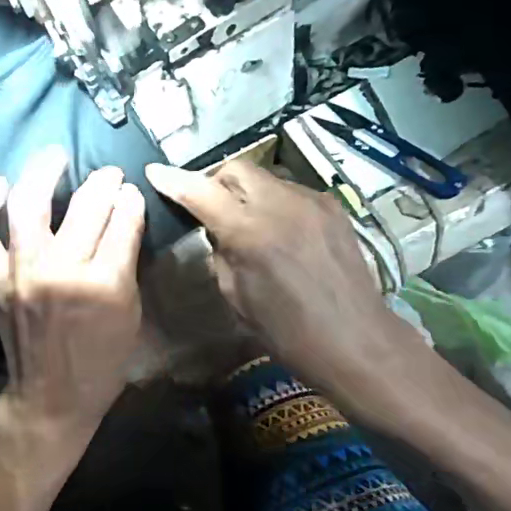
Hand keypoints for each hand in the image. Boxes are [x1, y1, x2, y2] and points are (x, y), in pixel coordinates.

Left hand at [0, 147, 146, 481]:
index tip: (129, 192)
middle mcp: (61, 271)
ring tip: (55, 155)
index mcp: (104, 284)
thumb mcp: (130, 313)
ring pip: (29, 205)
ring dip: (43, 172)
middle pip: (86, 206)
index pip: (122, 219)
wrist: (50, 398)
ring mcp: (21, 273)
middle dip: (103, 182)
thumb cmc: (101, 362)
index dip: (129, 199)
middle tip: (108, 175)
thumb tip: (124, 212)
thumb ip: (127, 261)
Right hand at [143, 159, 411, 379]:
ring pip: (265, 178)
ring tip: (247, 221)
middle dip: (215, 181)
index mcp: (250, 233)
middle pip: (235, 169)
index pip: (201, 190)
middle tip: (209, 206)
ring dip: (247, 193)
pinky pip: (290, 191)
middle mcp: (281, 206)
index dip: (173, 180)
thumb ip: (221, 251)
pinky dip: (274, 203)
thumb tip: (217, 229)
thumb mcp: (236, 295)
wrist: (356, 341)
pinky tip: (279, 230)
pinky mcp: (333, 207)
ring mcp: (311, 202)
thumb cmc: (287, 331)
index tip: (155, 173)